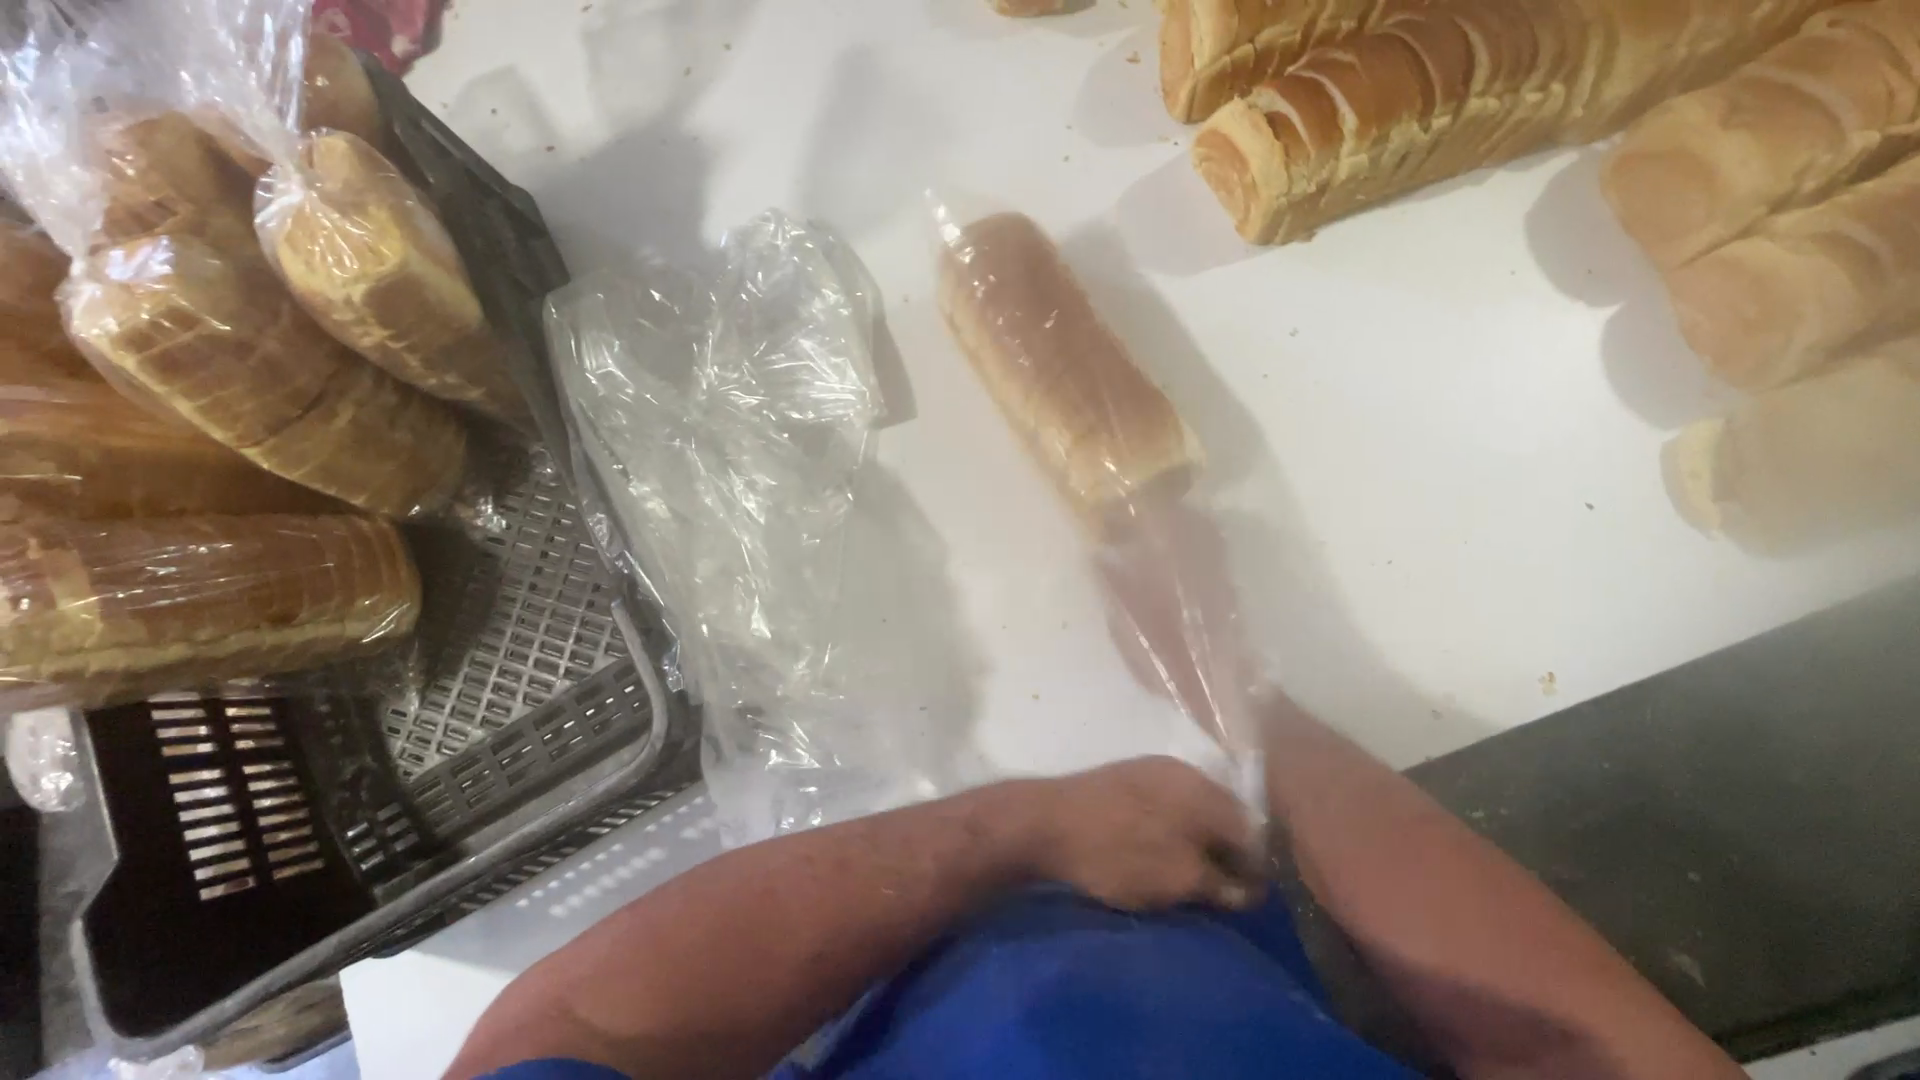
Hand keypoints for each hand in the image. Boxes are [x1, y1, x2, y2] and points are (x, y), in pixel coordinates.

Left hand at [1025, 757, 1264, 912]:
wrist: (1042, 823)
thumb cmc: (1118, 852)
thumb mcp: (1179, 879)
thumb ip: (1223, 883)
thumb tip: (1252, 889)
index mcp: (1206, 790)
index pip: (1253, 831)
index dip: (1256, 868)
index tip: (1246, 899)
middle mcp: (1185, 771)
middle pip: (1224, 815)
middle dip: (1227, 852)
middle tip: (1217, 890)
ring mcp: (1152, 769)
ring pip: (1193, 809)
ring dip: (1197, 840)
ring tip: (1185, 875)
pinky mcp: (1124, 777)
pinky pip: (1165, 805)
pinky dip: (1169, 829)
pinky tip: (1155, 850)